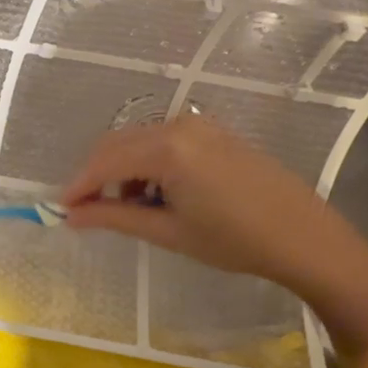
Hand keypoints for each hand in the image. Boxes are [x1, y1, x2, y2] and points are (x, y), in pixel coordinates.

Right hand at [61, 116, 367, 293]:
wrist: (306, 238)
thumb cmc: (235, 241)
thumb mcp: (168, 232)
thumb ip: (113, 218)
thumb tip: (70, 216)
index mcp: (166, 149)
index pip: (104, 162)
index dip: (78, 186)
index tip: (61, 210)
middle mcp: (178, 126)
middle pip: (117, 144)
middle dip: (97, 176)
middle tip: (88, 211)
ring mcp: (199, 125)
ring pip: (138, 141)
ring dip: (122, 171)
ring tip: (129, 210)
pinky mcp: (213, 132)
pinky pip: (163, 141)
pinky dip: (148, 164)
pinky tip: (158, 195)